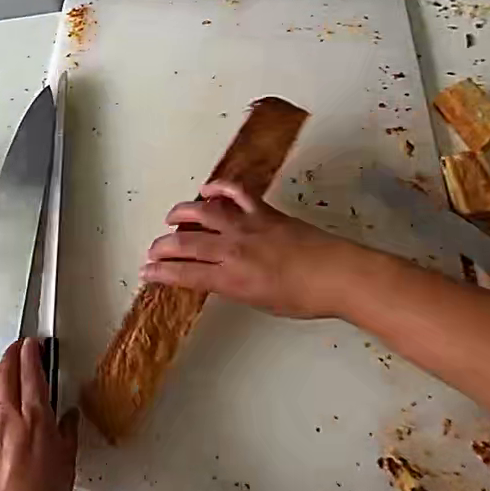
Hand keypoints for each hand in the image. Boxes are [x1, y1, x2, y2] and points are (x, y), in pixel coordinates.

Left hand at [0, 338, 77, 490]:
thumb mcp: (65, 472)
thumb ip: (65, 438)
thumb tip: (66, 420)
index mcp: (34, 423)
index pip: (31, 374)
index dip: (32, 353)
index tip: (35, 343)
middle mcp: (6, 422)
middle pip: (5, 373)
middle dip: (12, 355)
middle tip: (20, 347)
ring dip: (0, 376)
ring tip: (9, 372)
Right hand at [139, 180, 377, 318]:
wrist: (344, 276)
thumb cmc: (305, 298)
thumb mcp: (258, 302)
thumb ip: (228, 286)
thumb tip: (208, 276)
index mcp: (231, 277)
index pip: (183, 273)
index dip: (159, 273)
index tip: (146, 272)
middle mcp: (233, 249)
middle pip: (184, 243)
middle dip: (161, 247)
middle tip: (152, 251)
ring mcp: (247, 226)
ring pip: (202, 212)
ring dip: (180, 213)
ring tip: (171, 218)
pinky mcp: (263, 211)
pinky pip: (235, 192)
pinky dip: (217, 188)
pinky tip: (206, 191)